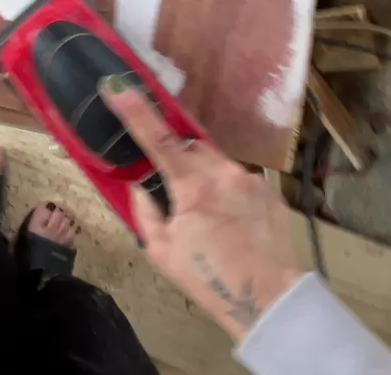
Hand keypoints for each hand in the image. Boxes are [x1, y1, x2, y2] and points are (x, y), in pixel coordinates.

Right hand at [102, 79, 306, 339]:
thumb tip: (140, 187)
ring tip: (208, 213)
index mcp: (193, 187)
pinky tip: (231, 220)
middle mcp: (223, 173)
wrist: (273, 304)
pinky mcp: (268, 190)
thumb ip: (144, 211)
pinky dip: (227, 191)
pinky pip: (238, 178)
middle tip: (174, 186)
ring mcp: (249, 179)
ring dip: (204, 176)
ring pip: (215, 161)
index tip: (117, 85)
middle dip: (178, 157)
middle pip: (190, 146)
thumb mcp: (162, 252)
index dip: (135, 110)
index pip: (157, 138)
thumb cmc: (211, 281)